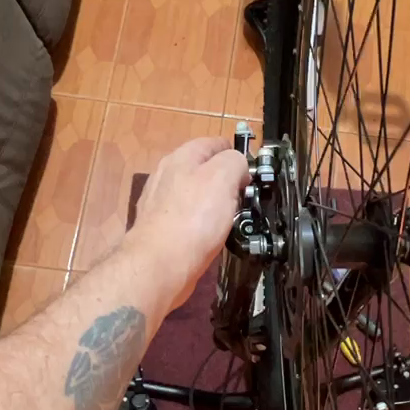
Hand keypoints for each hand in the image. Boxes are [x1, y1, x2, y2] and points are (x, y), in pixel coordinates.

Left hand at [124, 137, 249, 305]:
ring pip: (195, 195)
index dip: (235, 154)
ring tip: (230, 218)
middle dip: (225, 180)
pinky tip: (210, 236)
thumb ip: (235, 161)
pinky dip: (201, 224)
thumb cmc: (194, 219)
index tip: (250, 171)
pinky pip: (188, 219)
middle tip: (243, 196)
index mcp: (181, 158)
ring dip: (214, 204)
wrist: (161, 265)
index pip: (213, 144)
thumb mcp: (223, 177)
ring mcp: (160, 204)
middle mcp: (166, 177)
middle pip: (203, 170)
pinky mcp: (160, 229)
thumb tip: (239, 165)